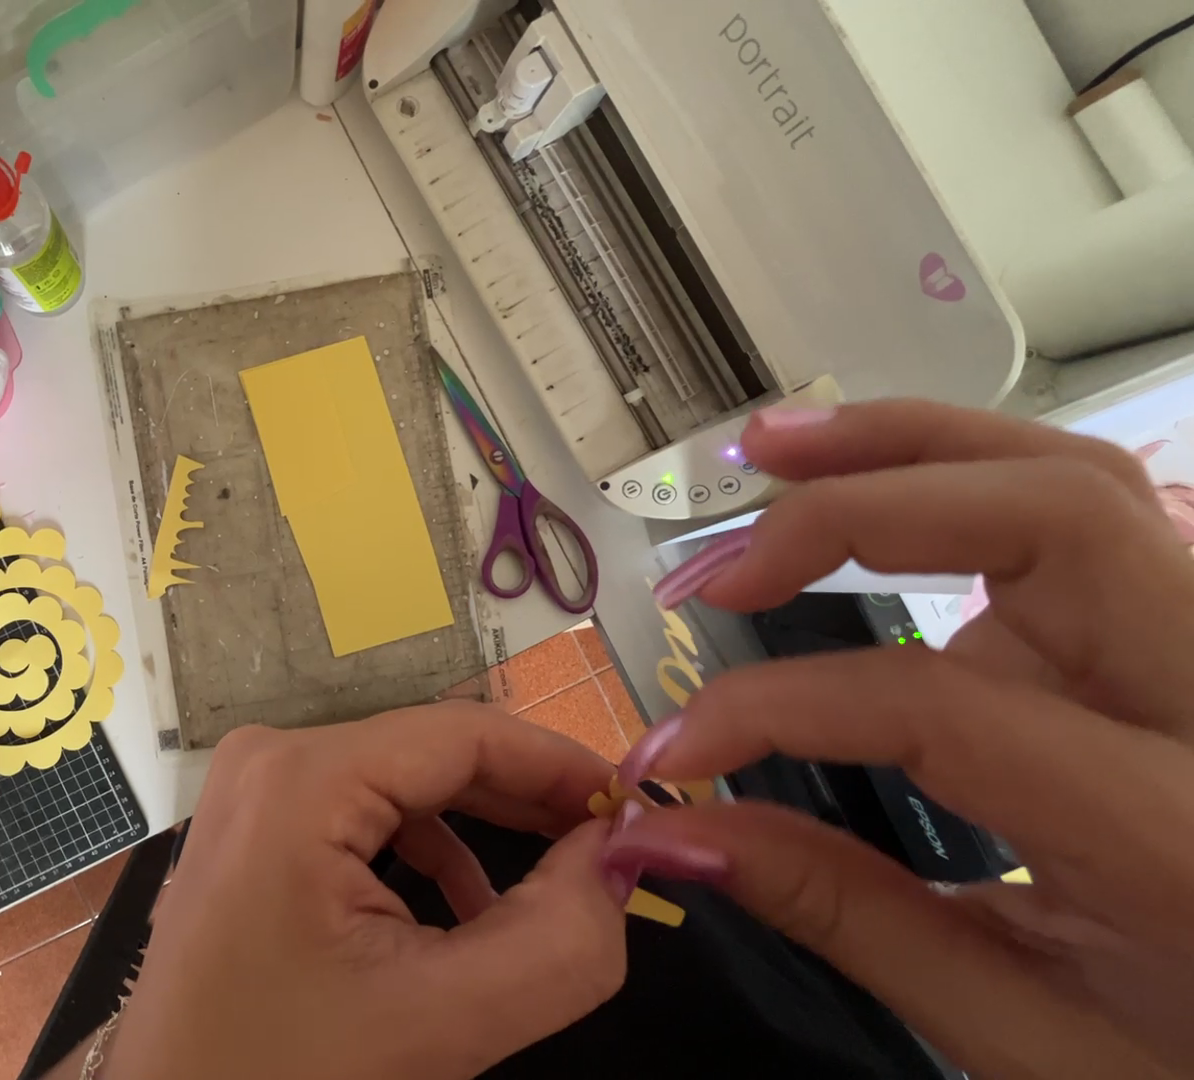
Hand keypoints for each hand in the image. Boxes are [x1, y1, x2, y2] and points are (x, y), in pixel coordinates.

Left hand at [103, 704, 626, 1079]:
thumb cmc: (288, 1072)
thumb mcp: (437, 1020)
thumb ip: (556, 940)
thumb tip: (615, 859)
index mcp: (302, 777)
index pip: (459, 733)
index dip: (557, 763)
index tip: (634, 806)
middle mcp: (270, 755)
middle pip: (427, 754)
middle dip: (524, 798)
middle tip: (610, 845)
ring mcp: (255, 785)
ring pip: (398, 783)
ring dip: (479, 828)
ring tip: (550, 887)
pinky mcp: (256, 820)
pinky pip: (360, 812)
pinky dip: (423, 849)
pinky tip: (466, 908)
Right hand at [612, 401, 1193, 1079]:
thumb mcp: (1030, 1034)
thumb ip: (839, 912)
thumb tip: (662, 829)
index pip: (936, 707)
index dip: (770, 710)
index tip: (670, 750)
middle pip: (1047, 517)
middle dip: (843, 516)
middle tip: (714, 569)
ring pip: (1069, 474)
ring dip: (893, 444)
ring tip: (765, 447)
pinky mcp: (1164, 631)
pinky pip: (1066, 508)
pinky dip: (940, 466)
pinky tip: (851, 471)